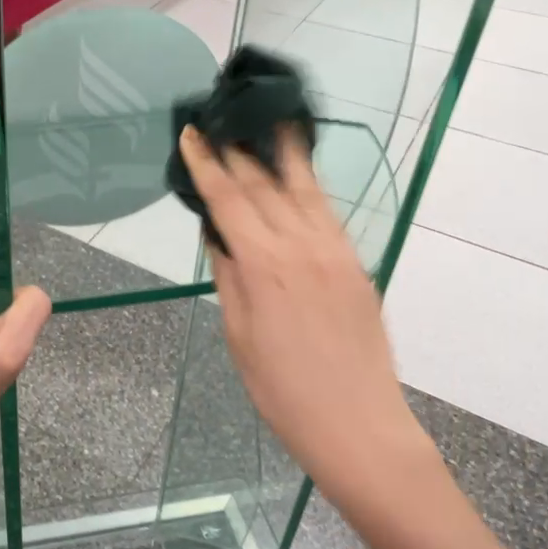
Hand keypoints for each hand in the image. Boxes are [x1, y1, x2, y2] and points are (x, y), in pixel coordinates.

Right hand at [177, 126, 434, 508]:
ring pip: (302, 189)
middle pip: (264, 185)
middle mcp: (303, 246)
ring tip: (265, 123)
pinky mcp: (357, 263)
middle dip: (237, 152)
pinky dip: (308, 185)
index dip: (206, 164)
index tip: (190, 134)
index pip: (228, 199)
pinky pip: (327, 212)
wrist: (357, 424)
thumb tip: (216, 231)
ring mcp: (336, 251)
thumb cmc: (282, 391)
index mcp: (265, 266)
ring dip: (279, 154)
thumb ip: (228, 276)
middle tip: (218, 123)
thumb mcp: (237, 335)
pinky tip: (298, 172)